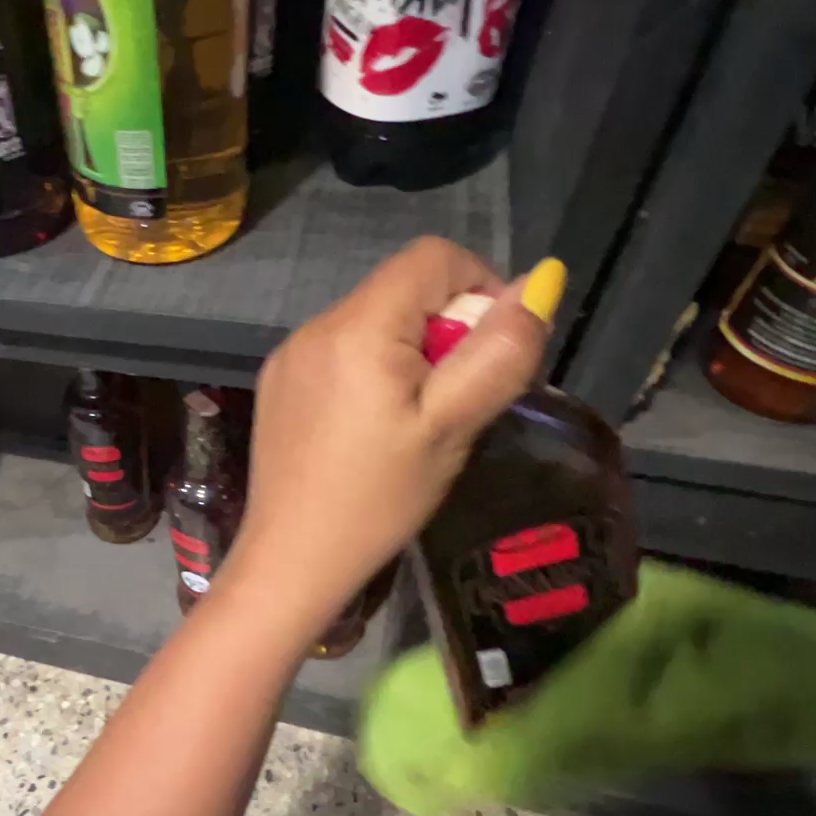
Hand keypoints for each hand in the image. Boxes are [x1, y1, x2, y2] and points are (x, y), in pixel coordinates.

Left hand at [220, 237, 561, 625]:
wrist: (291, 558)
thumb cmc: (377, 499)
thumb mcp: (452, 426)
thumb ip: (498, 350)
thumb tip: (538, 280)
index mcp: (356, 326)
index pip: (432, 257)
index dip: (477, 287)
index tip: (486, 352)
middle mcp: (314, 326)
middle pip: (400, 289)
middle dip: (442, 329)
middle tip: (448, 402)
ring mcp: (288, 356)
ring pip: (371, 322)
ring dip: (407, 353)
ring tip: (409, 422)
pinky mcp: (277, 384)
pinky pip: (338, 352)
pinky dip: (369, 371)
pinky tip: (368, 430)